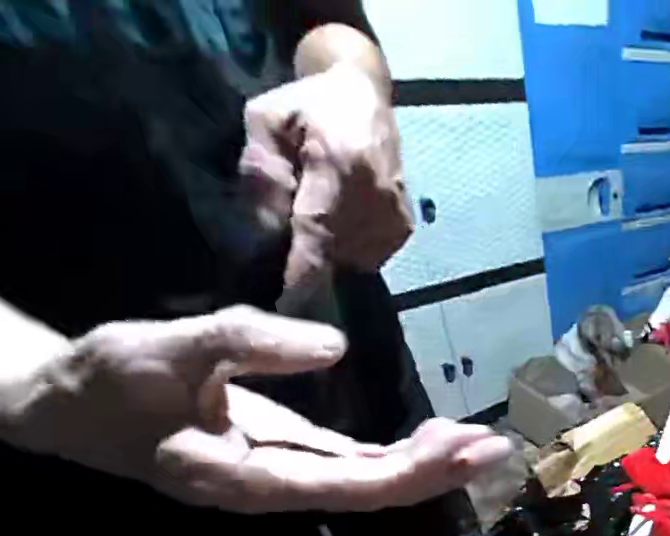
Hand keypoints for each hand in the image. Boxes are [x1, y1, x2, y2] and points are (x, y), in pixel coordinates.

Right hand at [0, 305, 512, 511]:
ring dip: (432, 463)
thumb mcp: (159, 350)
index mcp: (255, 480)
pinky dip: (405, 453)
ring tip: (483, 442)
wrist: (62, 408)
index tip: (466, 449)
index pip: (356, 485)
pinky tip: (439, 439)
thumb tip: (331, 343)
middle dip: (442, 471)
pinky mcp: (297, 457)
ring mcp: (295, 475)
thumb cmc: (102, 382)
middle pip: (381, 489)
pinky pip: (363, 463)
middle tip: (498, 447)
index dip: (415, 471)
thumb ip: (245, 342)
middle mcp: (286, 489)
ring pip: (377, 479)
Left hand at [240, 66, 411, 303]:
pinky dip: (349, 250)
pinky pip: (372, 256)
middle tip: (282, 260)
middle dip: (307, 261)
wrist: (364, 98)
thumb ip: (264, 175)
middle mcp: (378, 198)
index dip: (304, 271)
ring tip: (315, 229)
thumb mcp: (267, 122)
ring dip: (329, 255)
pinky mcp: (405, 228)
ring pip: (354, 257)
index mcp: (341, 165)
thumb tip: (267, 233)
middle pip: (336, 250)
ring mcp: (397, 217)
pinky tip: (340, 227)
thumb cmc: (309, 106)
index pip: (318, 231)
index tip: (288, 302)